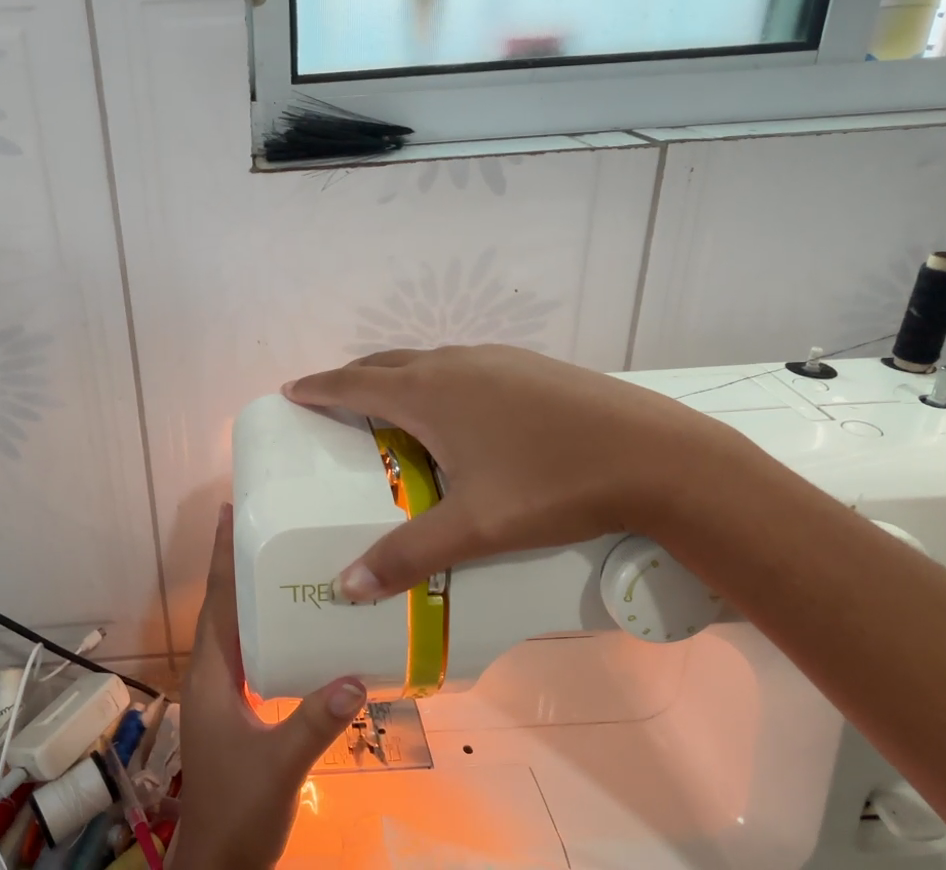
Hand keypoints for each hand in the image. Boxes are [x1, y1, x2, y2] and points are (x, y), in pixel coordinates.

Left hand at [172, 505, 366, 869]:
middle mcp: (210, 677)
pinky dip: (263, 633)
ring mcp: (219, 696)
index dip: (221, 557)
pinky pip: (246, 657)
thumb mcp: (280, 767)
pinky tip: (291, 632)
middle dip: (236, 565)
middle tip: (263, 524)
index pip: (216, 604)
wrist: (217, 865)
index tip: (227, 512)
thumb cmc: (238, 811)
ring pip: (233, 632)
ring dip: (249, 596)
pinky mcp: (232, 713)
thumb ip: (315, 722)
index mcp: (211, 678)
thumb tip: (358, 676)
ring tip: (280, 563)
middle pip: (222, 608)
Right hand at [285, 345, 769, 602]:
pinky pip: (462, 367)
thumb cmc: (551, 486)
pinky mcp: (530, 366)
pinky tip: (460, 416)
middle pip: (386, 362)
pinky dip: (437, 382)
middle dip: (352, 379)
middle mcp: (454, 364)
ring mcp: (496, 359)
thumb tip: (347, 587)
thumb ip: (407, 555)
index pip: (353, 382)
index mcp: (427, 393)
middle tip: (333, 405)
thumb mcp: (475, 527)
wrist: (655, 455)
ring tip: (390, 411)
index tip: (290, 392)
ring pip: (428, 361)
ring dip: (397, 378)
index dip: (317, 387)